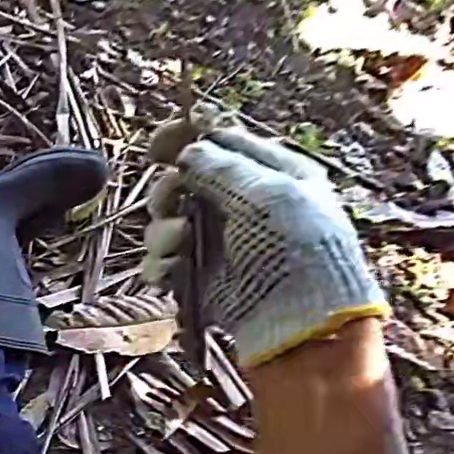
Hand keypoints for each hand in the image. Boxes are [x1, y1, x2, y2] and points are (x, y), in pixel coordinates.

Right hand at [141, 103, 387, 367]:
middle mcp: (236, 206)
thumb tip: (188, 151)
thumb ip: (225, 168)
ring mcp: (212, 242)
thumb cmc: (295, 246)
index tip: (158, 141)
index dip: (188, 140)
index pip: (222, 146)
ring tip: (178, 244)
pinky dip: (159, 266)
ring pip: (162, 225)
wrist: (292, 312)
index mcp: (268, 175)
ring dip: (162, 233)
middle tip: (170, 201)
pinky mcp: (192, 275)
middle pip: (180, 186)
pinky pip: (159, 262)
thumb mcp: (270, 193)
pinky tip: (170, 272)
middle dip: (168, 193)